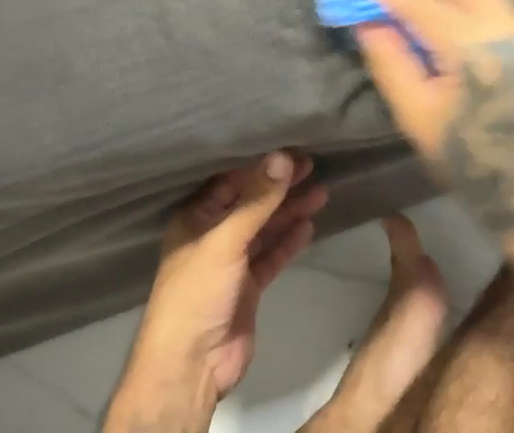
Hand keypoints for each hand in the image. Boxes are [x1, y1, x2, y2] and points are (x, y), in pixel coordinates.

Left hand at [106, 152, 326, 431]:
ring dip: (289, 211)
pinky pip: (271, 256)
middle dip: (279, 185)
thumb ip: (256, 200)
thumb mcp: (225, 240)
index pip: (229, 180)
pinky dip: (288, 241)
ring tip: (322, 191)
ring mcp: (230, 262)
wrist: (191, 364)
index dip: (258, 164)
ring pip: (264, 228)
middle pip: (250, 202)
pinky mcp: (247, 286)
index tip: (290, 148)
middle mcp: (211, 235)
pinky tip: (308, 225)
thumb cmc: (197, 292)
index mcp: (194, 218)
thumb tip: (282, 157)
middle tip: (313, 164)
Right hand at [351, 0, 513, 234]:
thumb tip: (364, 20)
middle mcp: (507, 29)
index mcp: (474, 49)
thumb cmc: (467, 163)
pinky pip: (492, 5)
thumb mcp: (414, 115)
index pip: (419, 0)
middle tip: (396, 17)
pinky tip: (447, 45)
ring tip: (420, 33)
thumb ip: (388, 58)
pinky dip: (462, 10)